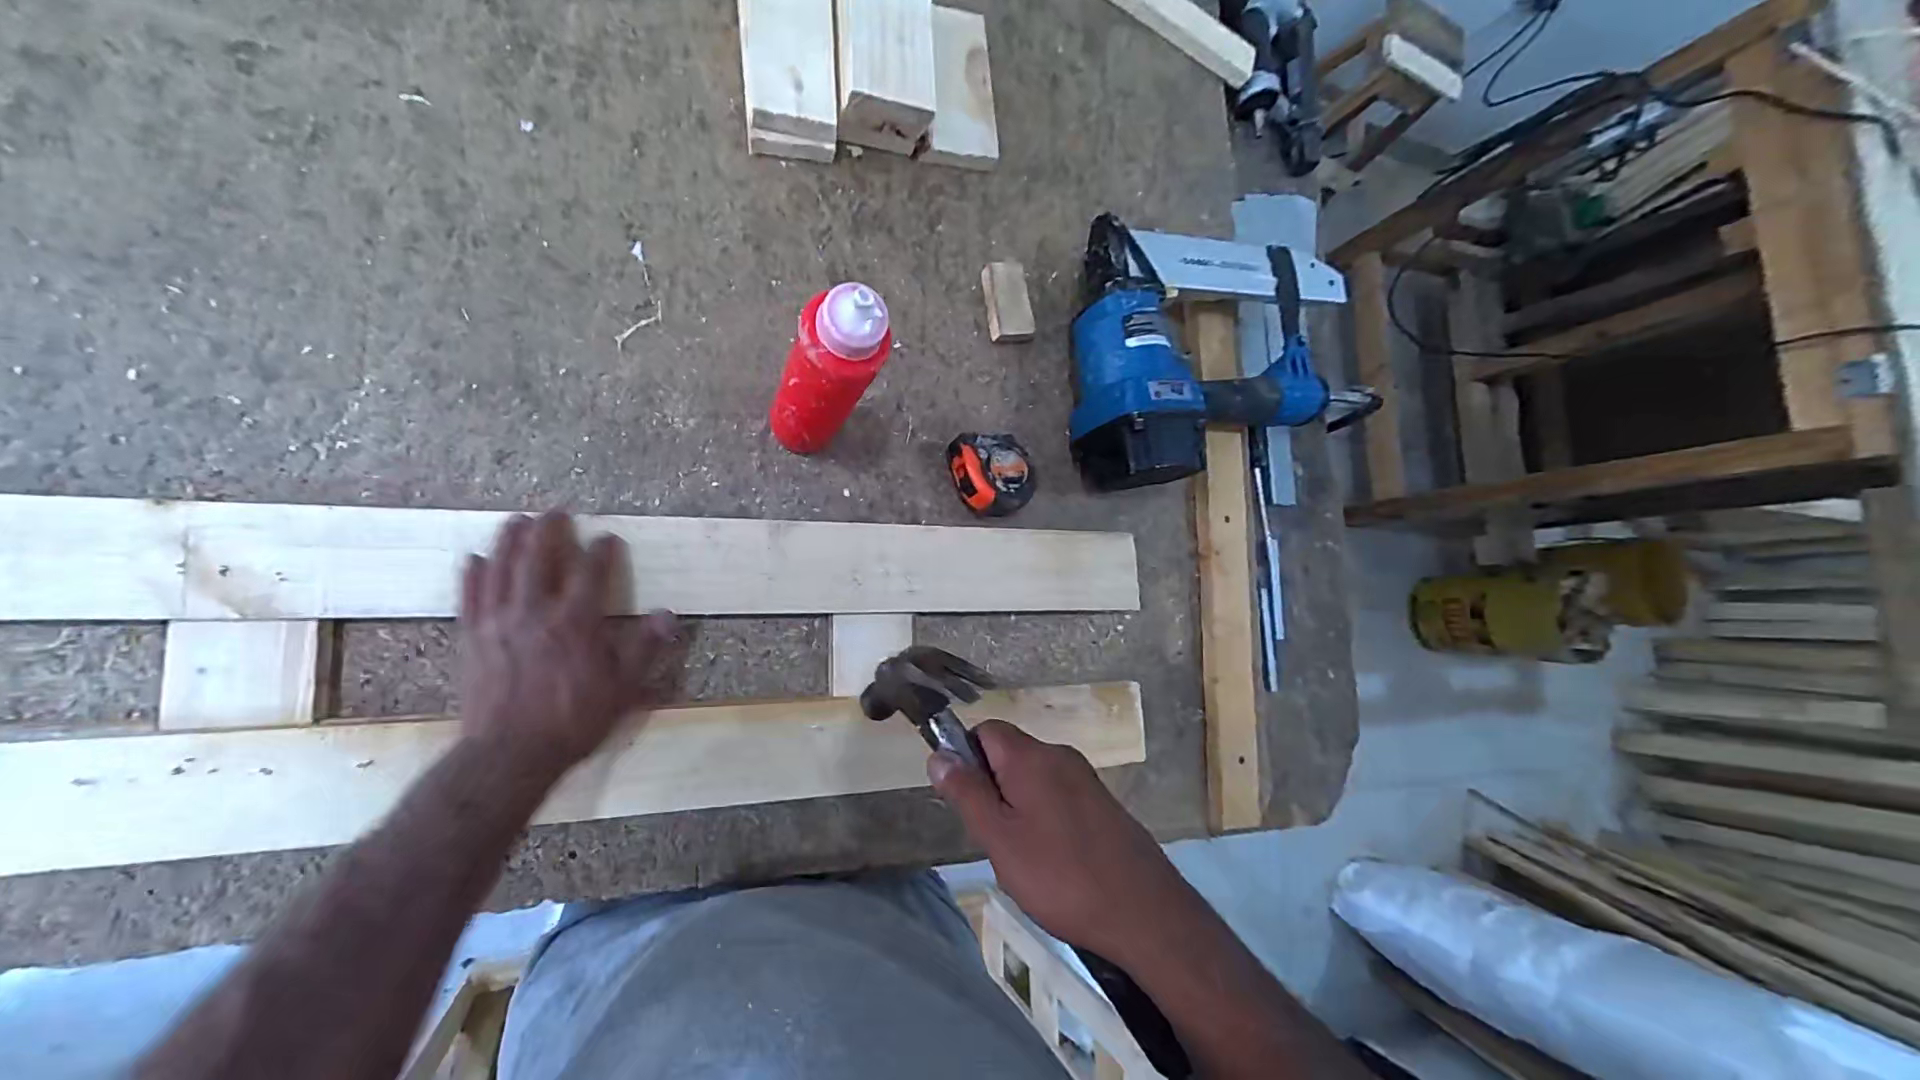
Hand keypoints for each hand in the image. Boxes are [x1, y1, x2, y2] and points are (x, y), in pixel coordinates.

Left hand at [458, 512, 680, 776]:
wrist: (509, 755)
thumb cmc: (573, 720)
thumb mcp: (622, 688)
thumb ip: (643, 648)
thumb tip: (666, 615)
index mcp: (575, 623)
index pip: (591, 574)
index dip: (602, 552)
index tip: (608, 539)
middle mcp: (535, 613)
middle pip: (540, 559)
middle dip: (549, 531)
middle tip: (555, 511)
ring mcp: (498, 623)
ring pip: (502, 570)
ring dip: (509, 541)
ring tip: (516, 521)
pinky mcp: (472, 638)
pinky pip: (470, 597)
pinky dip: (473, 575)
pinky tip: (475, 558)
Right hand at [929, 721, 1200, 964]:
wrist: (1144, 913)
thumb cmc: (1060, 876)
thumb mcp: (1000, 839)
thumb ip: (967, 793)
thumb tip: (938, 755)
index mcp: (1031, 756)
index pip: (986, 729)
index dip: (966, 755)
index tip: (964, 799)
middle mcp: (1060, 755)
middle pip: (1009, 752)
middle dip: (991, 786)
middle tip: (993, 835)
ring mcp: (1085, 778)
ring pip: (1033, 776)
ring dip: (1016, 804)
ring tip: (1022, 854)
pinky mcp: (1102, 802)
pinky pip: (1058, 793)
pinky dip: (1044, 814)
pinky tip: (1052, 858)